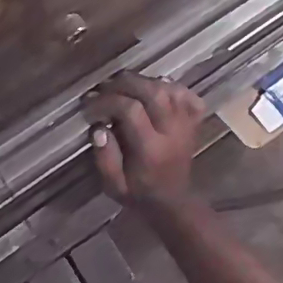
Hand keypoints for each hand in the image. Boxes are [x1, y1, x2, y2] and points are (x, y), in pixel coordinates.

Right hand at [86, 73, 207, 210]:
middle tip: (103, 88)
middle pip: (153, 92)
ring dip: (143, 82)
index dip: (107, 101)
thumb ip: (104, 158)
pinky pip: (186, 95)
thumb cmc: (139, 193)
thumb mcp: (113, 185)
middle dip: (124, 84)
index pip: (130, 110)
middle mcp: (172, 131)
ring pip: (169, 89)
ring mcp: (186, 124)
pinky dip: (170, 86)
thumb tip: (98, 128)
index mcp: (151, 149)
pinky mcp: (193, 122)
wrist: (172, 200)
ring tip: (123, 87)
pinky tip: (152, 89)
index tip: (89, 105)